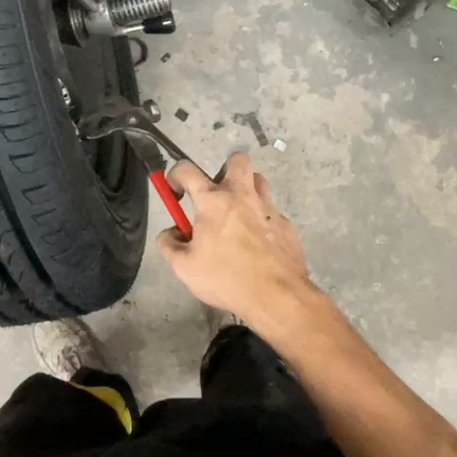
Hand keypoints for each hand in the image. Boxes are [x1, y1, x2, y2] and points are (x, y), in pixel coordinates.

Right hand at [155, 152, 319, 331]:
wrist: (277, 296)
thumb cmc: (226, 278)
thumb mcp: (184, 267)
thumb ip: (169, 244)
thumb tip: (171, 232)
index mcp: (212, 200)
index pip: (186, 169)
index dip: (175, 175)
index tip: (175, 192)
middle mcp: (241, 195)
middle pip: (236, 159)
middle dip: (224, 170)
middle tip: (217, 196)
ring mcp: (267, 208)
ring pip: (259, 181)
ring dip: (247, 191)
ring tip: (239, 216)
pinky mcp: (286, 225)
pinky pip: (272, 213)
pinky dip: (262, 221)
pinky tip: (258, 244)